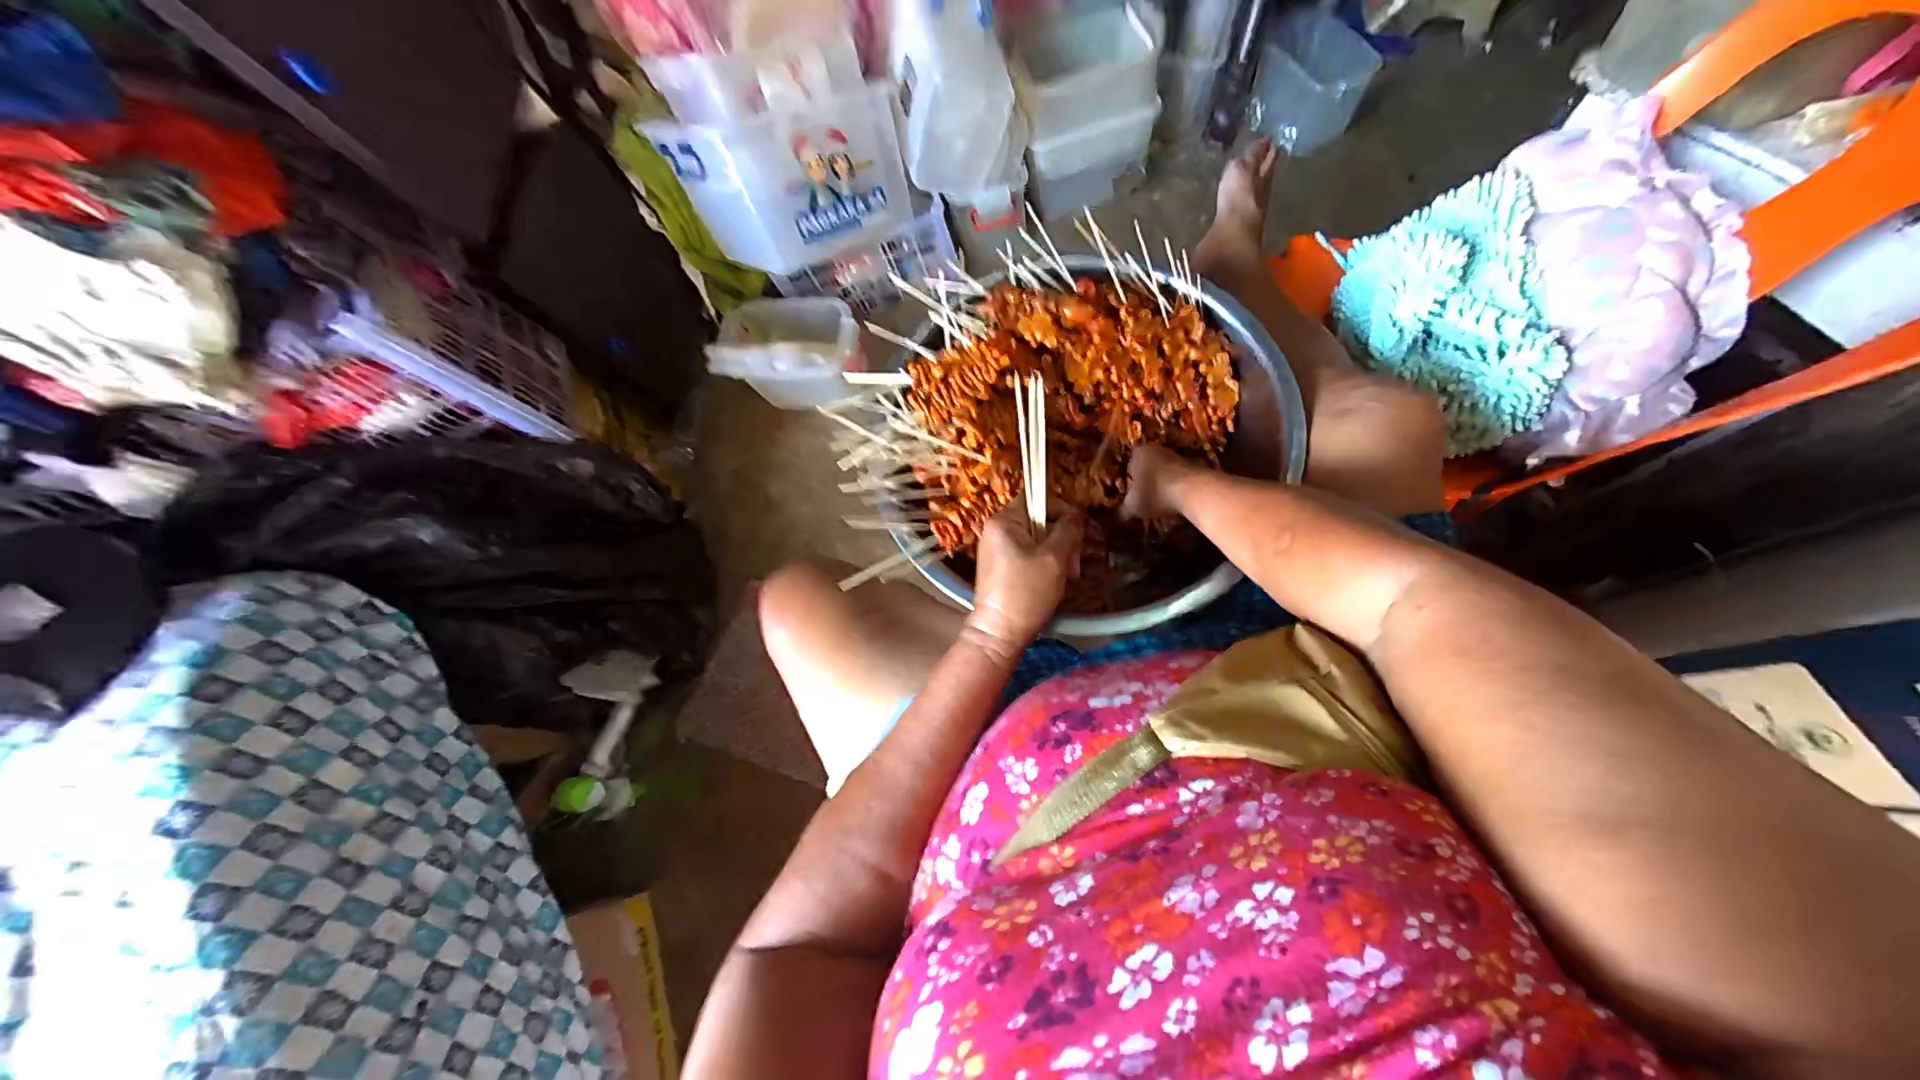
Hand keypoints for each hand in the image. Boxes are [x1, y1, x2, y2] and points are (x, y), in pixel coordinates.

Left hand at [964, 504, 1084, 649]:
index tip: (1079, 531)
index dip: (1062, 509)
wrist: (999, 634)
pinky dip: (1045, 565)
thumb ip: (1068, 530)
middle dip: (1063, 539)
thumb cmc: (1026, 593)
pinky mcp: (1001, 568)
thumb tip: (1076, 515)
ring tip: (1069, 576)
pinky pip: (1029, 555)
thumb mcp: (1054, 558)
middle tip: (1075, 563)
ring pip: (1037, 540)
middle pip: (1039, 520)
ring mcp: (997, 550)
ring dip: (1058, 554)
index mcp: (1003, 521)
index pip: (1037, 497)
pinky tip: (1056, 582)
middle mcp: (996, 530)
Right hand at [1120, 444, 1191, 520]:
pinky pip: (1180, 478)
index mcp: (1138, 453)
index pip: (1129, 465)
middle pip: (1148, 466)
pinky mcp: (1193, 465)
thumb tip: (1119, 515)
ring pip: (1165, 471)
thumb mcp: (1133, 506)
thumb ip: (1124, 510)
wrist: (1192, 490)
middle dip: (1147, 480)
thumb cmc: (1154, 493)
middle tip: (1145, 497)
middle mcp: (1157, 449)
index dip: (1129, 479)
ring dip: (1163, 484)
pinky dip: (1177, 487)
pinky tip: (1176, 501)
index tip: (1130, 492)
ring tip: (1161, 501)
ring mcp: (1177, 456)